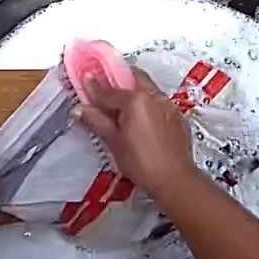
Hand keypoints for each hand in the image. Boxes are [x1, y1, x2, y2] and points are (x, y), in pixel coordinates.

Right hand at [75, 71, 205, 200]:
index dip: (94, 88)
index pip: (109, 91)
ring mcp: (168, 105)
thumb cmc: (143, 163)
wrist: (174, 179)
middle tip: (106, 88)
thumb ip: (97, 121)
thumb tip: (81, 110)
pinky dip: (148, 104)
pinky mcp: (177, 116)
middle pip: (132, 79)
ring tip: (122, 106)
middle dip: (118, 81)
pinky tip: (141, 119)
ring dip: (135, 91)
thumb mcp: (114, 142)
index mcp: (136, 100)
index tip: (86, 81)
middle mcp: (154, 97)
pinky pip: (159, 103)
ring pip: (148, 89)